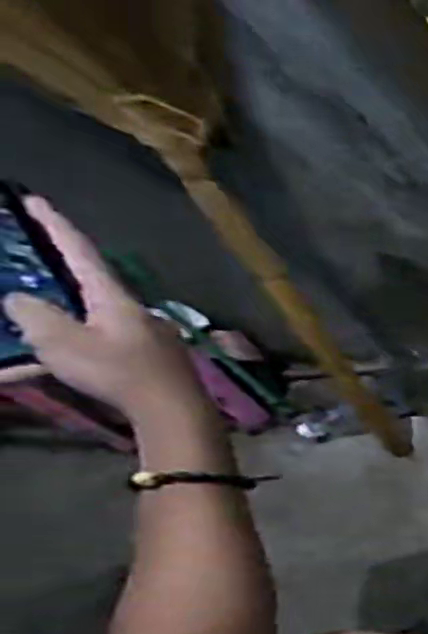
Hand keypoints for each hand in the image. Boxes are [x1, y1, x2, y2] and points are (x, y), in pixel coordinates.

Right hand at [3, 196, 211, 426]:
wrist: (177, 413)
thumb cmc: (118, 373)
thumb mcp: (57, 338)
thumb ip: (32, 312)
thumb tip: (27, 301)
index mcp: (119, 302)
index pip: (84, 255)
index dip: (58, 227)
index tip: (38, 201)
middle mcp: (144, 315)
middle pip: (95, 289)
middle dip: (62, 278)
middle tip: (33, 267)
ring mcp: (158, 340)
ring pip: (103, 319)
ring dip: (72, 319)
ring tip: (44, 326)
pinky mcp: (162, 362)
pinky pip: (115, 344)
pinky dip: (88, 344)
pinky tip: (72, 358)